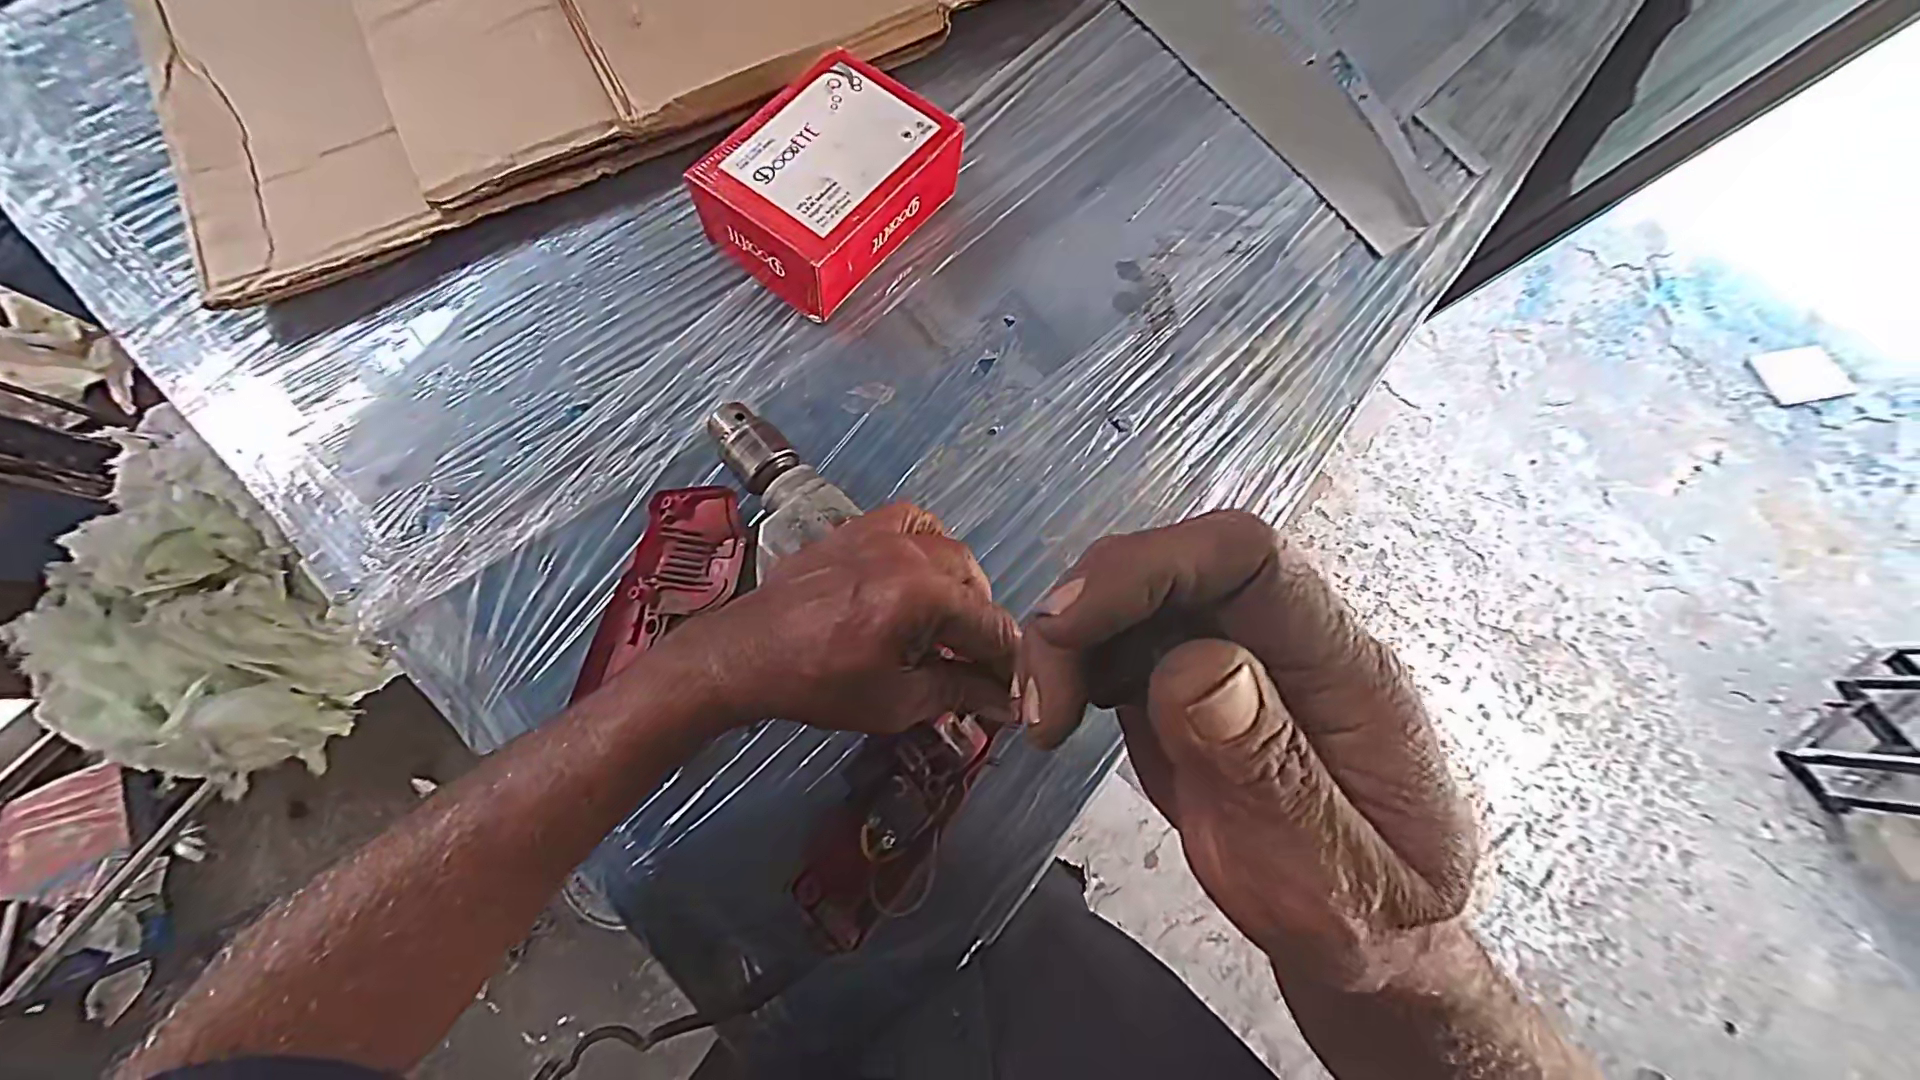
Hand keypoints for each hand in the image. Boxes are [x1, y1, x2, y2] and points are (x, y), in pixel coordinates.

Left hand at [659, 503, 1019, 735]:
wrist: (748, 652)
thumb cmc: (816, 682)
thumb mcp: (897, 701)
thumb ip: (960, 692)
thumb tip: (1004, 700)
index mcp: (923, 595)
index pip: (993, 627)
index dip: (1008, 664)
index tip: (1010, 687)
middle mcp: (912, 552)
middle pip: (978, 588)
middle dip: (982, 631)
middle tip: (971, 666)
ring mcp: (886, 532)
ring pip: (953, 554)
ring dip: (961, 590)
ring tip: (944, 625)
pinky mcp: (863, 526)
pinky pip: (917, 523)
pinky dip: (930, 546)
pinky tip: (921, 574)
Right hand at [1018, 510, 1475, 988]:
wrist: (1358, 939)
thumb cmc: (1360, 917)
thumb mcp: (1329, 878)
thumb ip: (1271, 772)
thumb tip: (1191, 667)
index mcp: (1341, 668)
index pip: (1245, 559)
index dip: (1145, 567)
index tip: (1066, 624)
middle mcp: (1282, 642)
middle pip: (1169, 567)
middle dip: (1085, 615)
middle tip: (1040, 699)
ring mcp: (1228, 655)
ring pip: (1129, 599)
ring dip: (1067, 643)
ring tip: (1044, 716)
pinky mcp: (1183, 678)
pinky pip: (1117, 639)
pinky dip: (1071, 664)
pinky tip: (1062, 713)